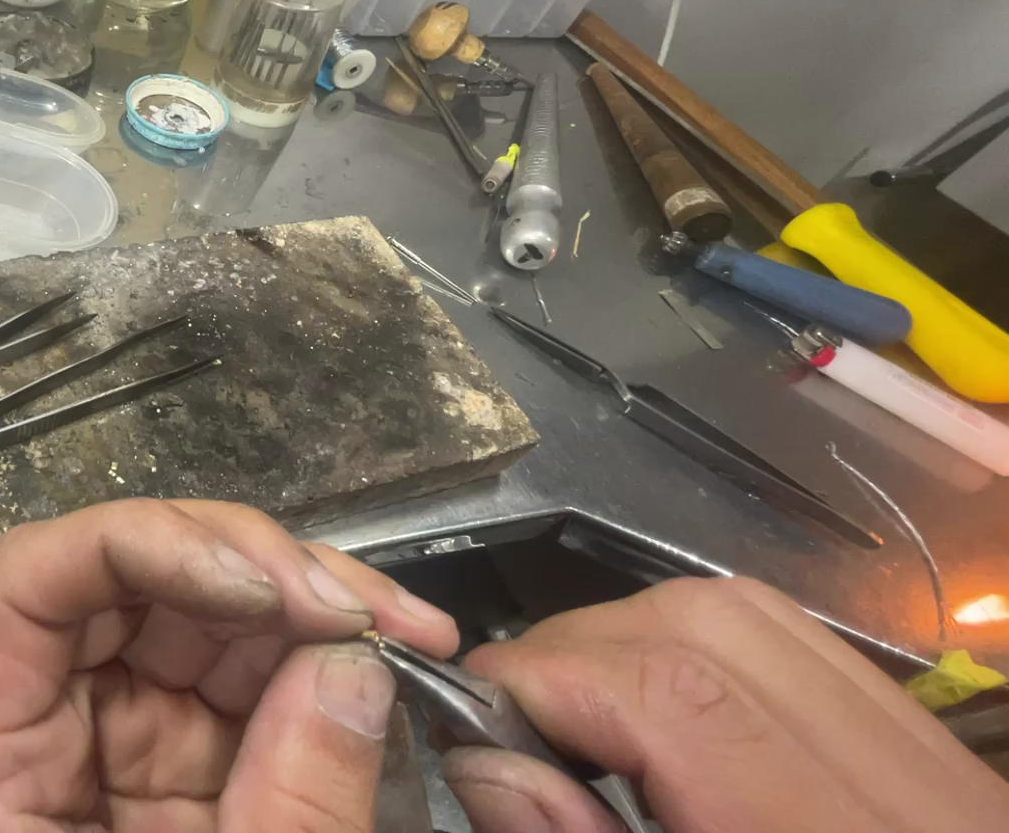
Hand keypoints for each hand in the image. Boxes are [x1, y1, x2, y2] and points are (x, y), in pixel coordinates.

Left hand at [0, 498, 460, 831]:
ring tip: (409, 628)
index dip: (146, 546)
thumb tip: (357, 665)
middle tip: (371, 607)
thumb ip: (288, 814)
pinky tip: (386, 662)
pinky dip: (309, 660)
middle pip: (127, 575)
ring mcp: (109, 725)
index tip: (267, 591)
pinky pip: (235, 673)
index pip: (35, 577)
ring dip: (299, 602)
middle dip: (254, 566)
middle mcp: (42, 710)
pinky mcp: (169, 749)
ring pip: (192, 607)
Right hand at [443, 577, 1008, 832]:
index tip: (470, 718)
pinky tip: (651, 715)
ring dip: (621, 642)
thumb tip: (480, 754)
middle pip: (704, 631)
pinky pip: (785, 645)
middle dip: (570, 654)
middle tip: (518, 724)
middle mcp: (945, 814)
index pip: (677, 697)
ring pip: (742, 617)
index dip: (543, 681)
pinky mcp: (941, 768)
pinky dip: (683, 650)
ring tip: (580, 718)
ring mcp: (959, 782)